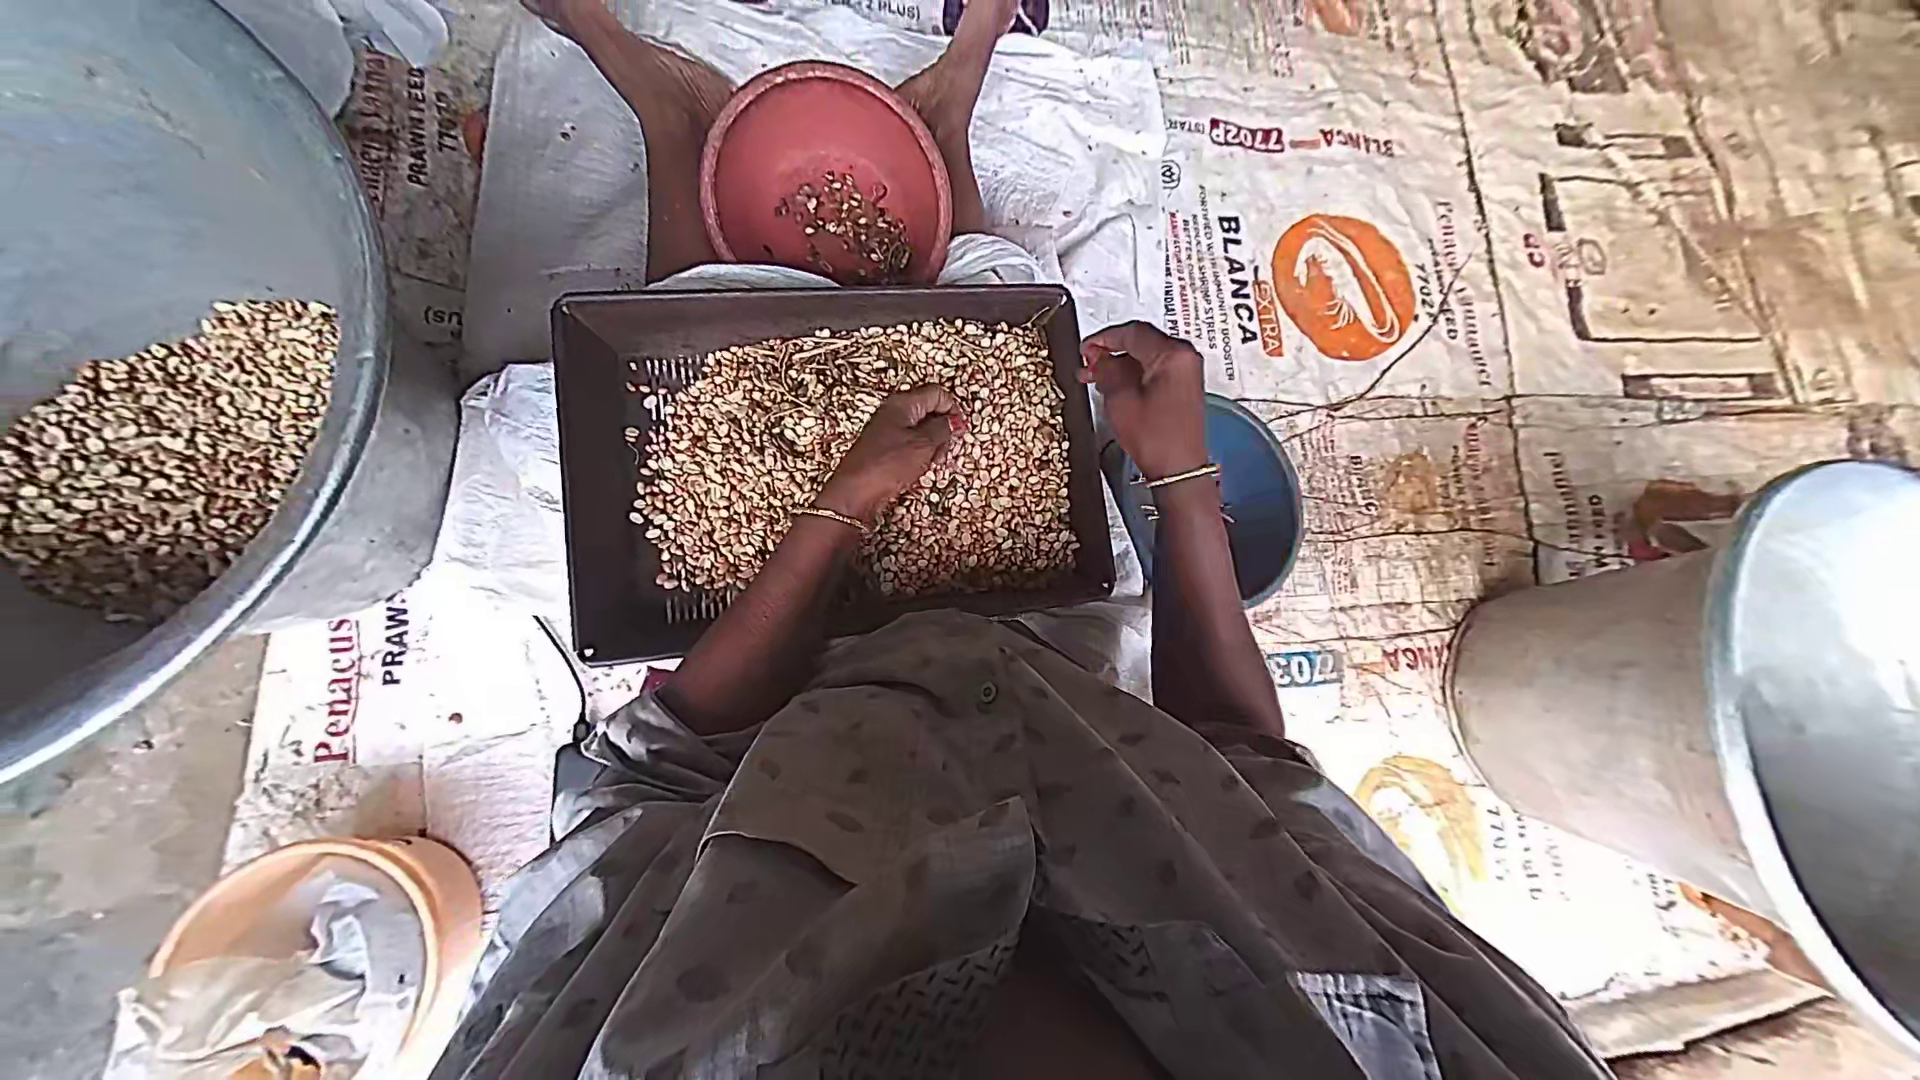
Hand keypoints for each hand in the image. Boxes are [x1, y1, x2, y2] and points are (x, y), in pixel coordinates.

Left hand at [816, 386, 966, 524]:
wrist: (855, 492)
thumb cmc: (886, 466)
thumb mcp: (922, 444)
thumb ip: (942, 429)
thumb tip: (955, 421)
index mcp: (903, 403)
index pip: (937, 394)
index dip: (952, 410)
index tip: (959, 430)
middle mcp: (894, 412)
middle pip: (929, 411)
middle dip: (943, 430)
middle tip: (945, 450)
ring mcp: (888, 431)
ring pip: (921, 431)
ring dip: (933, 445)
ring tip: (933, 463)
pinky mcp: (885, 449)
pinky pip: (910, 445)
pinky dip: (920, 455)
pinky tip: (920, 469)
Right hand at [1079, 322, 1206, 479]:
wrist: (1177, 469)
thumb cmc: (1157, 439)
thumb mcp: (1121, 400)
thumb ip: (1107, 371)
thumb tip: (1098, 358)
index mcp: (1173, 355)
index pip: (1133, 333)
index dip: (1103, 338)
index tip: (1086, 347)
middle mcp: (1185, 358)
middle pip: (1141, 341)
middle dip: (1111, 351)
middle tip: (1088, 362)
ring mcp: (1186, 372)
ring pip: (1146, 356)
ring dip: (1120, 364)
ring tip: (1097, 376)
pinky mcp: (1183, 386)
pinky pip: (1154, 369)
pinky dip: (1133, 374)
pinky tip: (1115, 385)